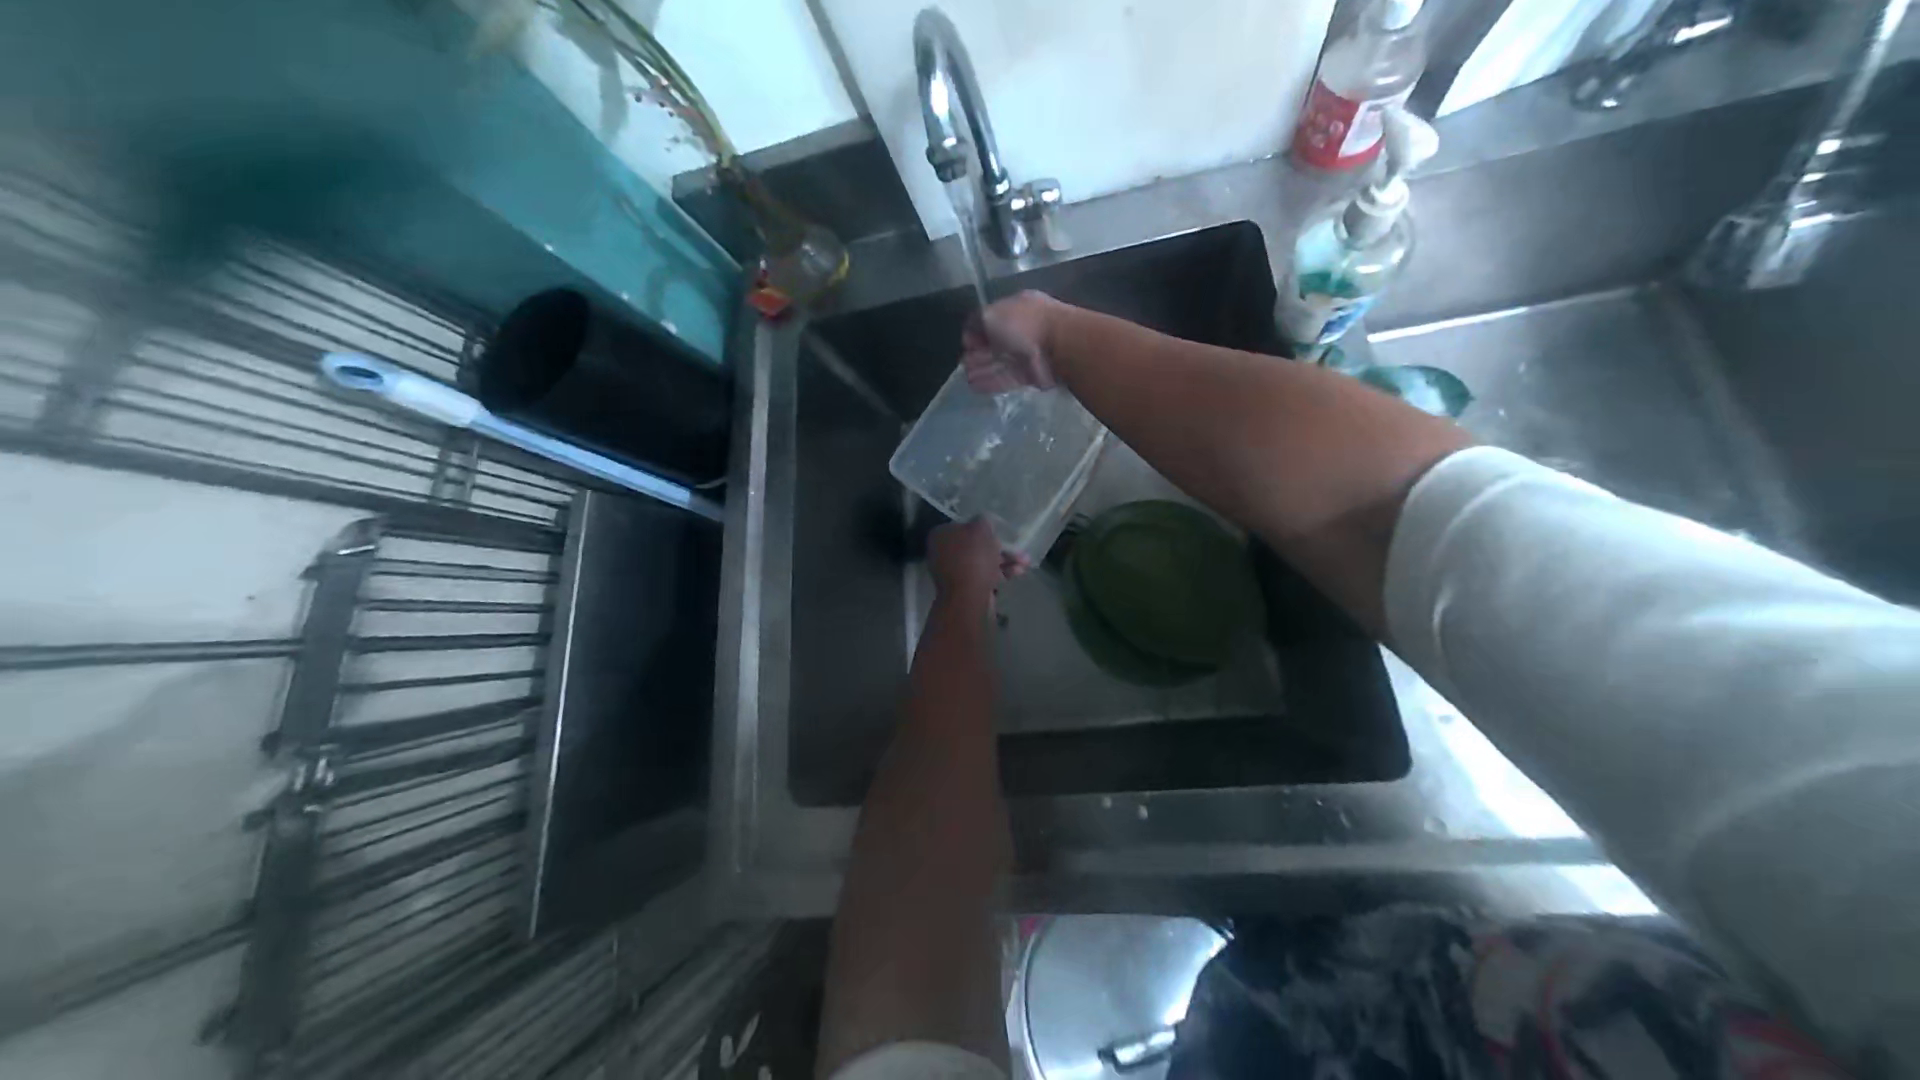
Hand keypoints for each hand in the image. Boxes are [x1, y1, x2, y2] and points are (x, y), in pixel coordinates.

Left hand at [928, 518, 1028, 600]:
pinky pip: (984, 575)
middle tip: (1017, 548)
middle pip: (975, 545)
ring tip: (1025, 562)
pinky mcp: (965, 587)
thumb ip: (983, 520)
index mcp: (940, 536)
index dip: (983, 527)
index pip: (963, 525)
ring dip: (1005, 560)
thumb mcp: (980, 529)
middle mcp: (943, 553)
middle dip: (1000, 546)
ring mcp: (953, 572)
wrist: (969, 598)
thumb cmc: (973, 558)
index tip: (999, 530)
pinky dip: (1000, 572)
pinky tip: (1018, 572)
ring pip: (983, 560)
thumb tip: (982, 521)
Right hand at [961, 291, 1059, 393]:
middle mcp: (1022, 329)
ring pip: (1000, 362)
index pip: (991, 320)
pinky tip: (976, 386)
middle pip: (995, 344)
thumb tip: (970, 336)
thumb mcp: (991, 314)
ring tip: (967, 378)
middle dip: (978, 354)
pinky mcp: (1031, 374)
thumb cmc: (1023, 324)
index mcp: (1016, 308)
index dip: (976, 332)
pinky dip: (992, 382)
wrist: (1059, 346)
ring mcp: (1027, 353)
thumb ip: (975, 323)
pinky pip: (1008, 378)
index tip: (966, 344)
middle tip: (964, 364)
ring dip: (983, 369)